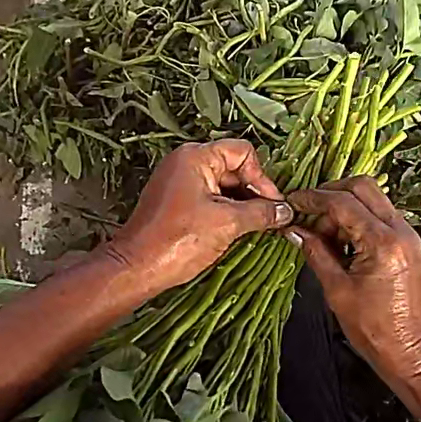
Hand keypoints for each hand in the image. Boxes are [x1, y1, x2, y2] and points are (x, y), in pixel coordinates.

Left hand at [103, 141, 292, 292]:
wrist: (137, 269)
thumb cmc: (175, 242)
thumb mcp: (228, 224)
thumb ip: (262, 213)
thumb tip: (284, 211)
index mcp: (195, 157)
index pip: (243, 152)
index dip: (262, 178)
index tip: (273, 204)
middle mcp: (185, 163)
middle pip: (235, 167)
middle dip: (254, 192)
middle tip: (270, 217)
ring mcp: (179, 182)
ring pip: (224, 185)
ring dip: (242, 204)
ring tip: (255, 226)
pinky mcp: (176, 201)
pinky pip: (210, 198)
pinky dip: (227, 211)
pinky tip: (236, 230)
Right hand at [286, 178, 420, 388]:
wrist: (411, 351)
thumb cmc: (375, 330)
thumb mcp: (336, 290)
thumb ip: (315, 252)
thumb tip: (295, 231)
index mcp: (382, 242)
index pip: (343, 202)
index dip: (313, 198)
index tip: (293, 202)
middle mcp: (400, 231)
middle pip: (362, 187)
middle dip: (331, 194)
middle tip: (308, 213)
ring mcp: (407, 235)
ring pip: (372, 199)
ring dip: (344, 208)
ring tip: (322, 235)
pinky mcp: (408, 243)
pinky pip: (380, 216)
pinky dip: (358, 219)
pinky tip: (340, 241)